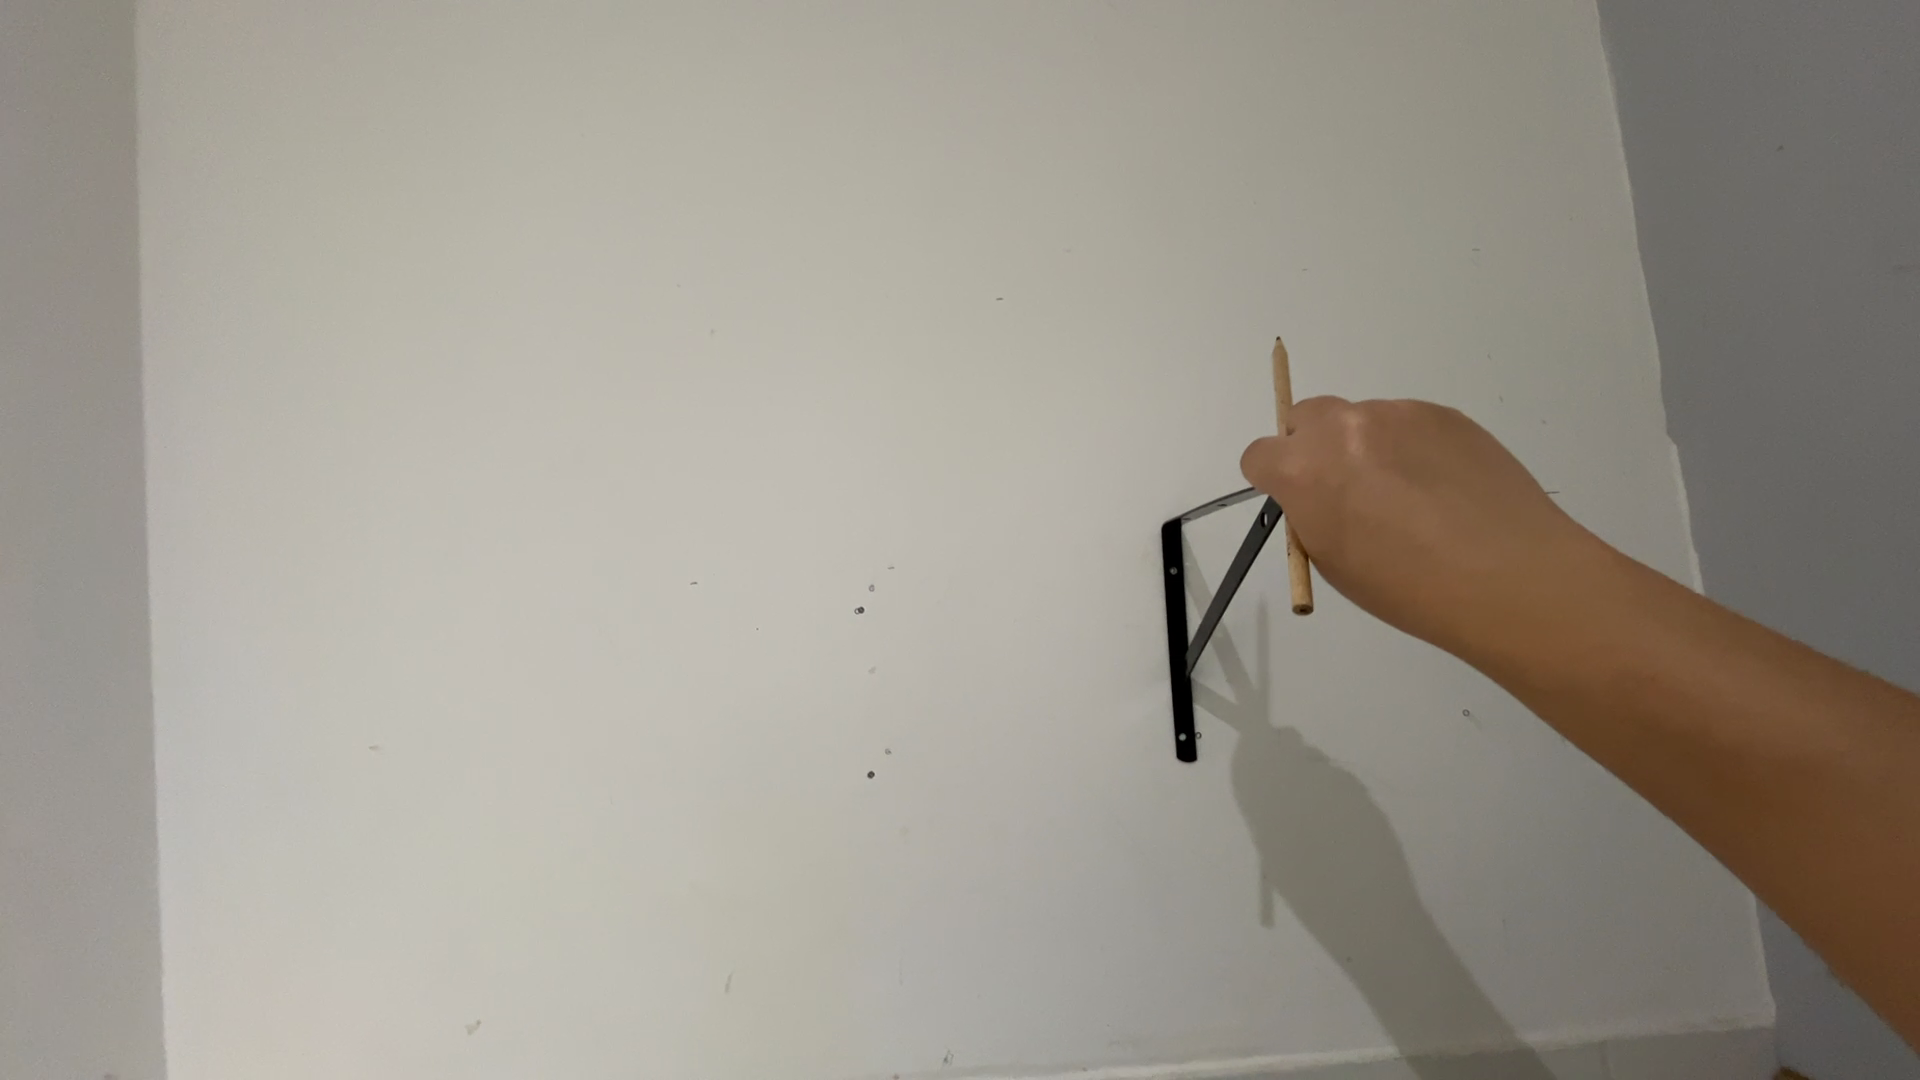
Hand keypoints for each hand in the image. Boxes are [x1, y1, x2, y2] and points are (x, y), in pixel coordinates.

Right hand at [1240, 398, 1601, 652]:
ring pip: (1361, 420)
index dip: (1272, 478)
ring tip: (1409, 495)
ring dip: (1366, 447)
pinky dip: (1411, 447)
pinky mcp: (1444, 413)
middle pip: (1305, 417)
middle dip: (1312, 446)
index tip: (1296, 500)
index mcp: (1301, 469)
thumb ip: (1311, 511)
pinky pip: (1409, 423)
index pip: (1259, 454)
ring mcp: (1397, 414)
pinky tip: (1441, 488)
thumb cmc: (1403, 584)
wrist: (1506, 575)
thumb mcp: (1330, 558)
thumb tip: (1320, 493)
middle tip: (1344, 488)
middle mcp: (1343, 428)